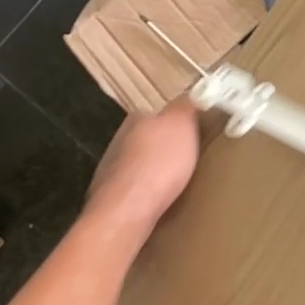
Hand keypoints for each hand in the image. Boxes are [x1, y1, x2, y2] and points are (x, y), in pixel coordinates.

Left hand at [81, 98, 199, 241]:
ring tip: (176, 184)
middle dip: (165, 149)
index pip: (159, 113)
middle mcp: (118, 140)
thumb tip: (191, 94)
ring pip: (139, 165)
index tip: (195, 136)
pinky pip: (134, 189)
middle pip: (148, 140)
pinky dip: (146, 193)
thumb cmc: (158, 163)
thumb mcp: (181, 125)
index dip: (178, 123)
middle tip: (188, 161)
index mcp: (136, 119)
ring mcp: (109, 169)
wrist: (128, 211)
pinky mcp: (109, 196)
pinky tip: (159, 202)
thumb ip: (185, 106)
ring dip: (154, 172)